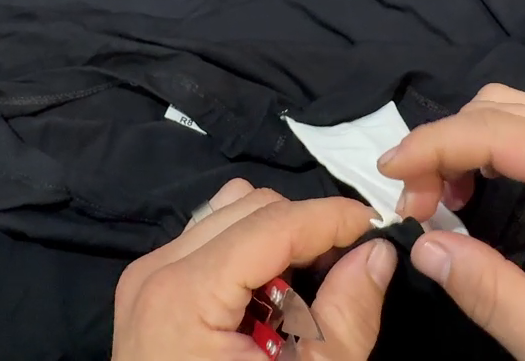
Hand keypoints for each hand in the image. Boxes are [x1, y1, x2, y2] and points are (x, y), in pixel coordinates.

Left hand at [112, 179, 396, 360]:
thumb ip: (346, 317)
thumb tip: (377, 252)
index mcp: (184, 293)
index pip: (274, 223)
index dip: (332, 218)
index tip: (377, 227)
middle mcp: (157, 270)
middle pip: (252, 208)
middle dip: (306, 232)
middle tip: (344, 271)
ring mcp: (147, 277)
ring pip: (230, 212)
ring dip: (277, 239)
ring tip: (303, 292)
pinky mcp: (150, 291)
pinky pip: (209, 237)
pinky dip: (249, 253)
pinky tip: (267, 300)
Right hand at [377, 84, 524, 360]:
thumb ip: (491, 292)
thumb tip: (422, 247)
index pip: (496, 131)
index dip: (433, 144)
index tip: (387, 173)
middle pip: (501, 108)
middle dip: (447, 143)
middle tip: (414, 202)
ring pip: (516, 113)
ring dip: (467, 143)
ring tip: (437, 199)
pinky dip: (493, 150)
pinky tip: (476, 191)